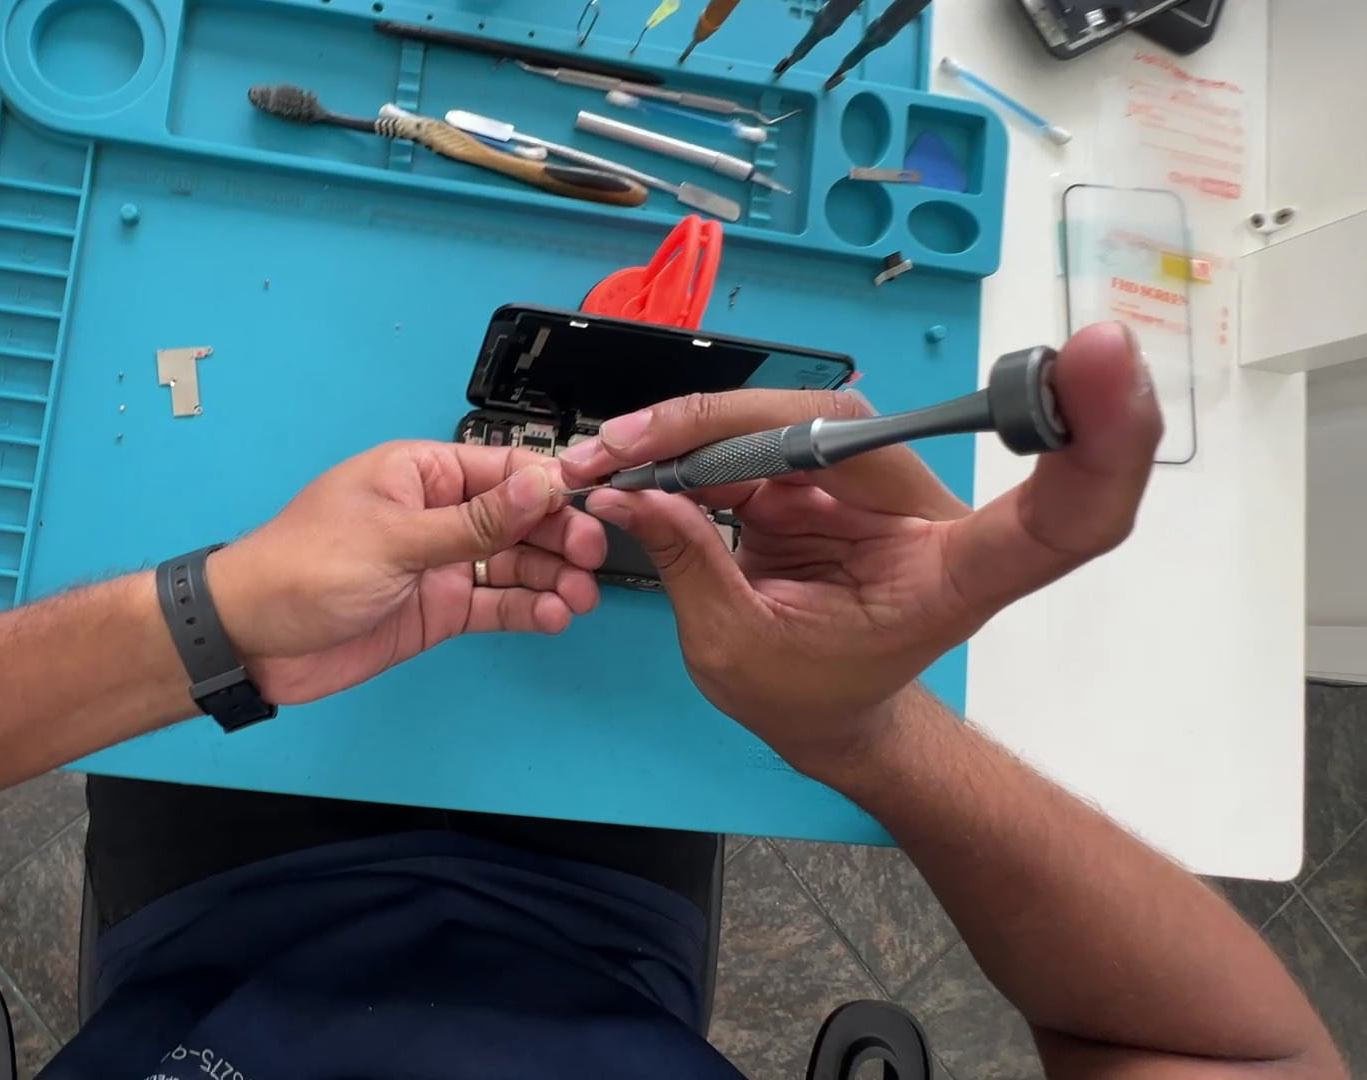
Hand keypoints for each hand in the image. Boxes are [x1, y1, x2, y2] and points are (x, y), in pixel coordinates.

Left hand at [207, 441, 606, 704]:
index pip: (504, 469)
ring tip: (580, 596)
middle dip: (559, 535)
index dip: (552, 485)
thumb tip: (543, 484)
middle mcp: (438, 515)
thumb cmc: (307, 567)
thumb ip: (473, 521)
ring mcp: (441, 564)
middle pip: (518, 517)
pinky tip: (554, 616)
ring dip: (552, 577)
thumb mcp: (394, 540)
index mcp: (422, 474)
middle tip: (591, 558)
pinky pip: (496, 604)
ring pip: (514, 563)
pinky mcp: (440, 610)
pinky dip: (527, 609)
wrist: (254, 641)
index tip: (596, 504)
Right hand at [557, 323, 1161, 775]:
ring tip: (611, 456)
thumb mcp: (733, 647)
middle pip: (839, 430)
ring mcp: (862, 492)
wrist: (811, 708)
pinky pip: (750, 445)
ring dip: (685, 434)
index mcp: (945, 573)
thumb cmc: (803, 697)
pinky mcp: (815, 483)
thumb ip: (689, 564)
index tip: (1102, 353)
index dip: (1096, 434)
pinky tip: (635, 460)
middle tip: (626, 444)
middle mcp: (914, 514)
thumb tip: (629, 493)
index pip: (1055, 513)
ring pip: (781, 424)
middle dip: (717, 425)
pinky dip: (686, 452)